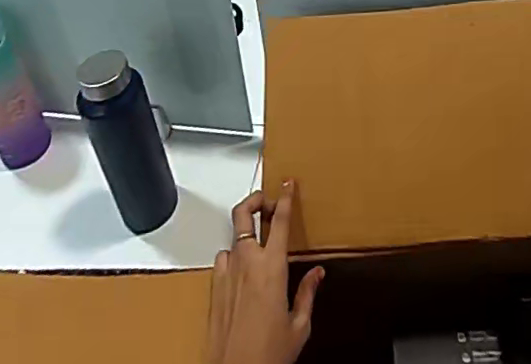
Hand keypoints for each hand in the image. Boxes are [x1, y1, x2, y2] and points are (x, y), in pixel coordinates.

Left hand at [207, 180, 325, 363]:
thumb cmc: (267, 355)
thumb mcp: (299, 326)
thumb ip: (307, 294)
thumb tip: (317, 274)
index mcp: (271, 267)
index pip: (279, 219)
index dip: (284, 196)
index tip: (288, 183)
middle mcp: (247, 261)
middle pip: (245, 213)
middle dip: (255, 199)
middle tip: (266, 201)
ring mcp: (227, 271)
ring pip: (233, 235)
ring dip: (245, 233)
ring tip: (256, 241)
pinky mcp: (214, 285)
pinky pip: (223, 257)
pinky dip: (232, 256)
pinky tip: (241, 269)